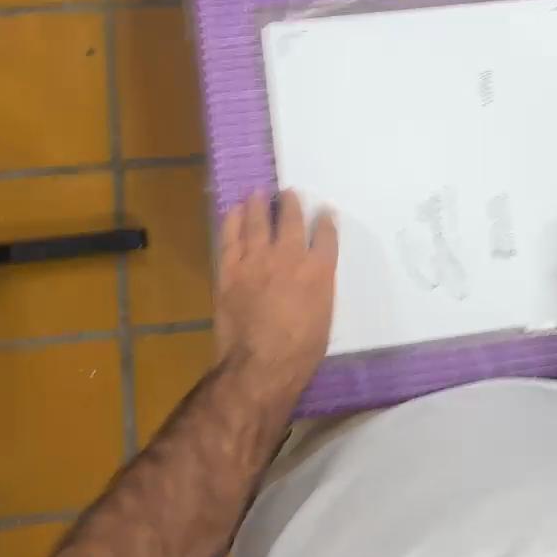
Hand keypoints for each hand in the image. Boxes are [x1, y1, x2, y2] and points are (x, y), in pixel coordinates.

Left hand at [215, 189, 338, 380]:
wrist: (261, 363)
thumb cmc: (301, 350)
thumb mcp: (324, 316)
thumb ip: (319, 290)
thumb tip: (312, 280)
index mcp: (319, 270)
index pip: (325, 235)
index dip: (326, 221)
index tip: (325, 212)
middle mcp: (290, 256)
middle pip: (291, 219)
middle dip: (291, 203)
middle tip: (289, 193)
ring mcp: (258, 260)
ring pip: (259, 221)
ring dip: (260, 204)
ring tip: (260, 193)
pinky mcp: (231, 269)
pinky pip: (231, 237)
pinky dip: (234, 220)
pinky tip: (235, 210)